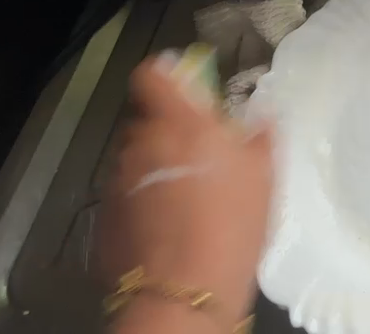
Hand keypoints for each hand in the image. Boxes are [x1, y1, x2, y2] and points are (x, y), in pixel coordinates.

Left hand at [98, 54, 273, 332]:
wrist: (185, 296)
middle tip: (199, 152)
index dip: (164, 72)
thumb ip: (260, 133)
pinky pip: (126, 193)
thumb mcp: (265, 173)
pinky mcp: (104, 219)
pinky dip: (142, 199)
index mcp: (181, 122)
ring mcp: (118, 182)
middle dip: (169, 129)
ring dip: (155, 164)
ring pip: (136, 157)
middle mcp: (142, 144)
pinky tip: (168, 223)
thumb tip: (260, 116)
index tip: (182, 82)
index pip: (152, 75)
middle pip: (148, 118)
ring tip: (185, 193)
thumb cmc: (233, 224)